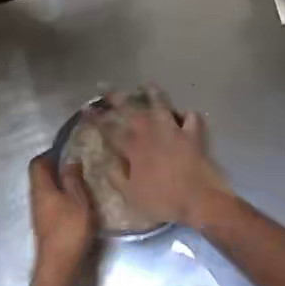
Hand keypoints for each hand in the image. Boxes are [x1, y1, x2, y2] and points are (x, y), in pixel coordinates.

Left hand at [29, 155, 93, 280]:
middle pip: (40, 176)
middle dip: (55, 167)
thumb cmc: (69, 229)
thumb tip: (70, 160)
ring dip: (59, 182)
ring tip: (79, 180)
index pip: (38, 164)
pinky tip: (76, 200)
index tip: (67, 151)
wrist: (58, 263)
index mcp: (41, 188)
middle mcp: (36, 198)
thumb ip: (73, 179)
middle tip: (76, 164)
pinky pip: (50, 201)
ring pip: (45, 189)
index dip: (50, 154)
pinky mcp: (44, 223)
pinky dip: (61, 195)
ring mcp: (38, 212)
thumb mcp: (78, 200)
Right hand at [105, 92, 232, 227]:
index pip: (110, 129)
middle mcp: (152, 133)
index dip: (97, 118)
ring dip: (153, 94)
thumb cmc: (162, 201)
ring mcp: (174, 131)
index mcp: (134, 148)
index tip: (87, 108)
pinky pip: (191, 118)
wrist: (197, 200)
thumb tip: (106, 163)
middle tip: (107, 87)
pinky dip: (187, 114)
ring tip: (147, 84)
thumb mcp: (131, 195)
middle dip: (117, 98)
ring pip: (162, 106)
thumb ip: (117, 177)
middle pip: (132, 110)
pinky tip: (184, 114)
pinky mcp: (193, 135)